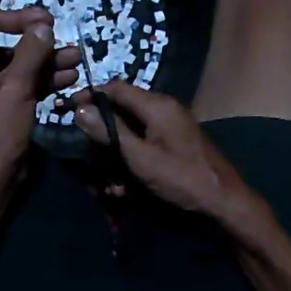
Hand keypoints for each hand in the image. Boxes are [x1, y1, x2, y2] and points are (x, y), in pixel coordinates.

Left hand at [0, 8, 78, 193]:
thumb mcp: (17, 85)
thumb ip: (31, 51)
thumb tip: (44, 26)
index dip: (20, 19)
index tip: (48, 21)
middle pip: (9, 44)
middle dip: (41, 44)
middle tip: (68, 43)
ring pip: (21, 65)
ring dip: (48, 62)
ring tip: (77, 60)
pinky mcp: (4, 104)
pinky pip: (24, 83)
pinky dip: (44, 80)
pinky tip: (70, 78)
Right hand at [72, 80, 263, 226]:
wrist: (222, 201)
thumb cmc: (181, 178)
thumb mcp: (139, 157)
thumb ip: (109, 131)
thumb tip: (80, 108)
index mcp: (157, 105)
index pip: (115, 88)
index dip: (90, 97)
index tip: (68, 111)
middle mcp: (163, 110)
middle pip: (119, 113)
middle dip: (103, 140)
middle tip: (97, 164)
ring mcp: (169, 127)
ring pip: (128, 134)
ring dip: (116, 159)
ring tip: (114, 186)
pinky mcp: (172, 144)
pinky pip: (142, 146)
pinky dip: (131, 165)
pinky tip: (127, 191)